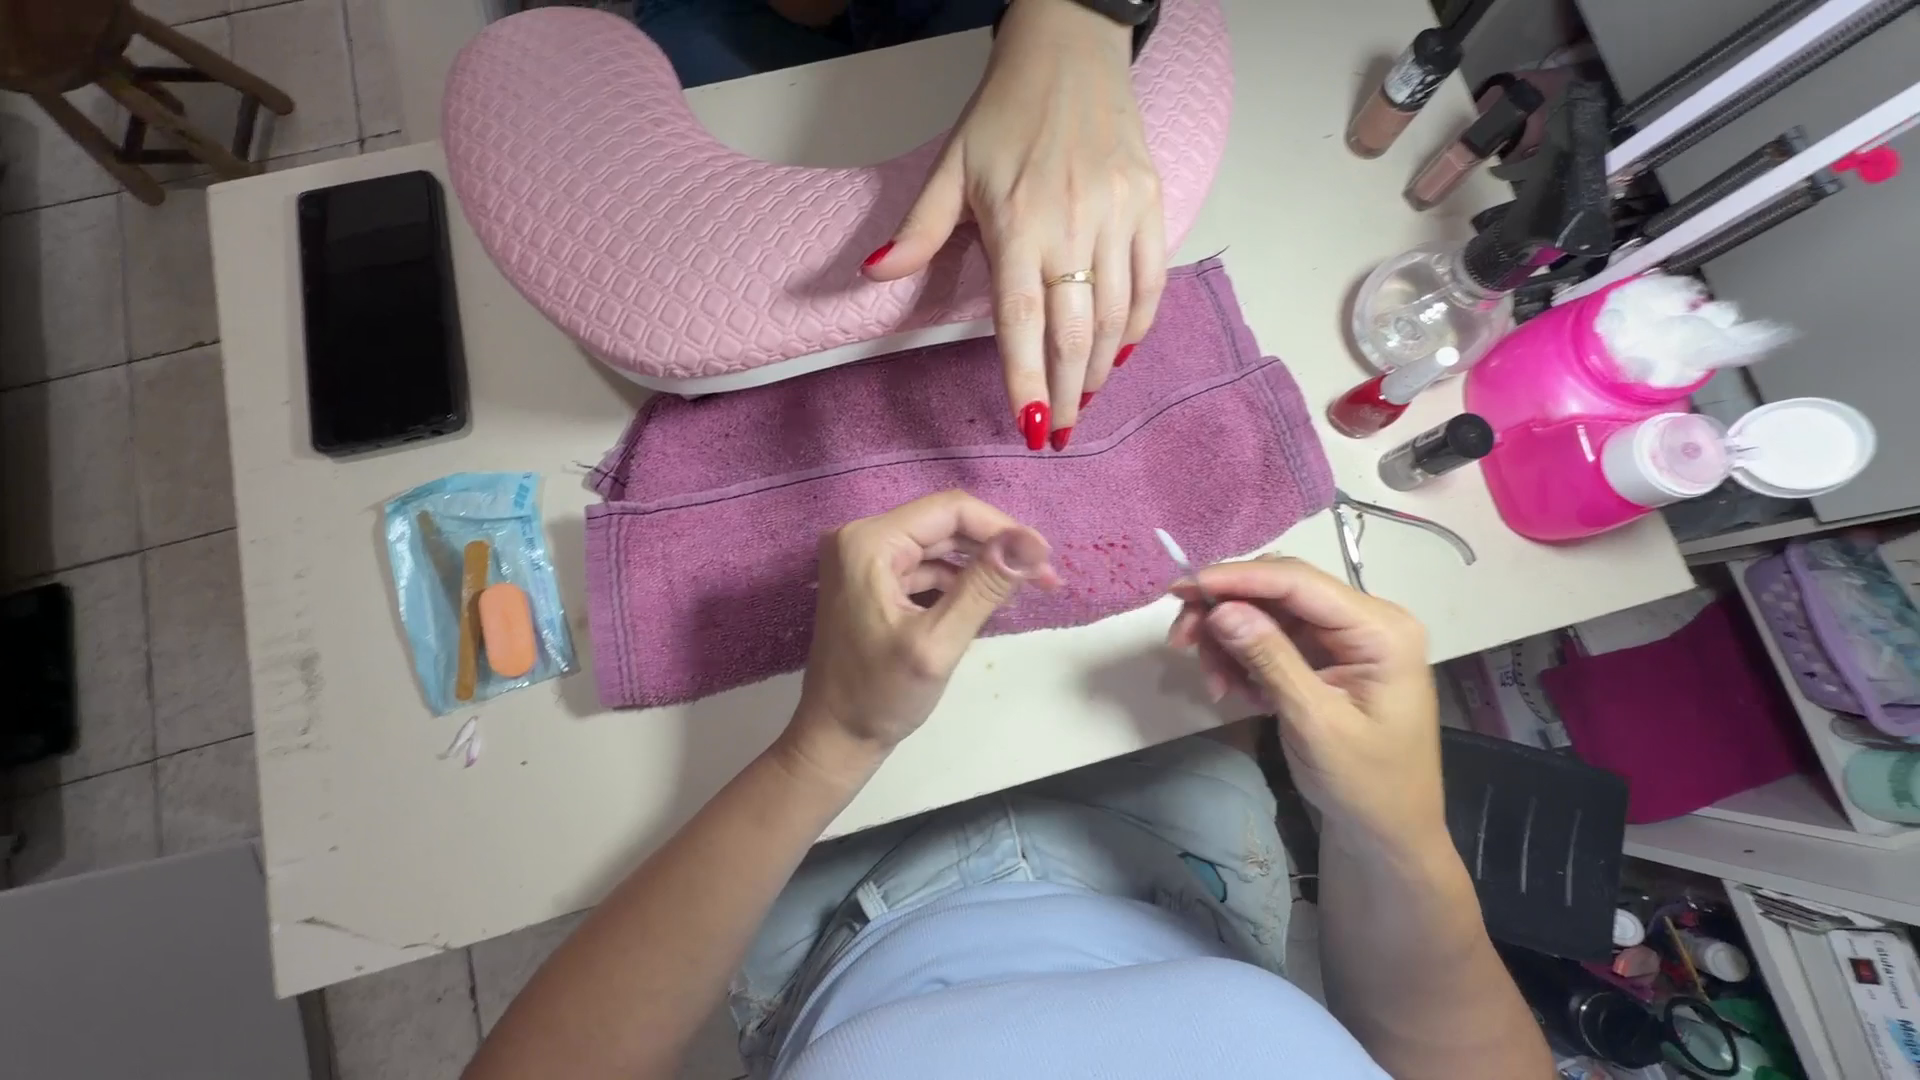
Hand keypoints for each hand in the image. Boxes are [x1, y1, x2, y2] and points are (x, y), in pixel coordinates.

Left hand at [786, 491, 1060, 773]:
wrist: (834, 738)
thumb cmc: (879, 697)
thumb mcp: (937, 643)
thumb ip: (984, 587)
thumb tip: (1032, 542)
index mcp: (868, 542)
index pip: (950, 510)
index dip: (1003, 528)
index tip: (1043, 560)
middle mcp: (861, 538)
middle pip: (945, 525)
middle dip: (997, 548)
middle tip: (1044, 579)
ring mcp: (864, 559)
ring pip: (939, 545)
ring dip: (982, 564)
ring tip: (1026, 589)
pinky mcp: (872, 579)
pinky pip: (925, 566)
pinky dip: (958, 580)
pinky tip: (987, 599)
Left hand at [863, 0, 1164, 451]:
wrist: (1070, 51)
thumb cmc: (1004, 116)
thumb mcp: (951, 166)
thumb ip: (919, 230)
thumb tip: (874, 274)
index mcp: (1018, 223)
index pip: (1020, 321)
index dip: (1025, 379)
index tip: (1027, 426)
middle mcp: (1072, 226)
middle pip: (1073, 332)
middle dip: (1065, 394)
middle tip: (1058, 434)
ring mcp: (1118, 216)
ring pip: (1116, 316)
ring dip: (1099, 369)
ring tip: (1083, 401)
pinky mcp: (1150, 205)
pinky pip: (1151, 283)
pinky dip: (1137, 327)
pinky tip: (1119, 355)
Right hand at [1167, 557, 1445, 853]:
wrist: (1384, 828)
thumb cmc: (1364, 781)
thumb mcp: (1314, 721)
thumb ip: (1270, 658)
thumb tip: (1220, 609)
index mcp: (1380, 629)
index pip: (1297, 582)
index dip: (1236, 578)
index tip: (1182, 589)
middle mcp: (1363, 620)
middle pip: (1276, 589)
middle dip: (1224, 609)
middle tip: (1181, 641)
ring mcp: (1341, 636)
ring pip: (1264, 611)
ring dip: (1227, 639)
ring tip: (1214, 684)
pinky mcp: (1321, 653)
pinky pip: (1267, 637)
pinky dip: (1240, 658)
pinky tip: (1236, 690)